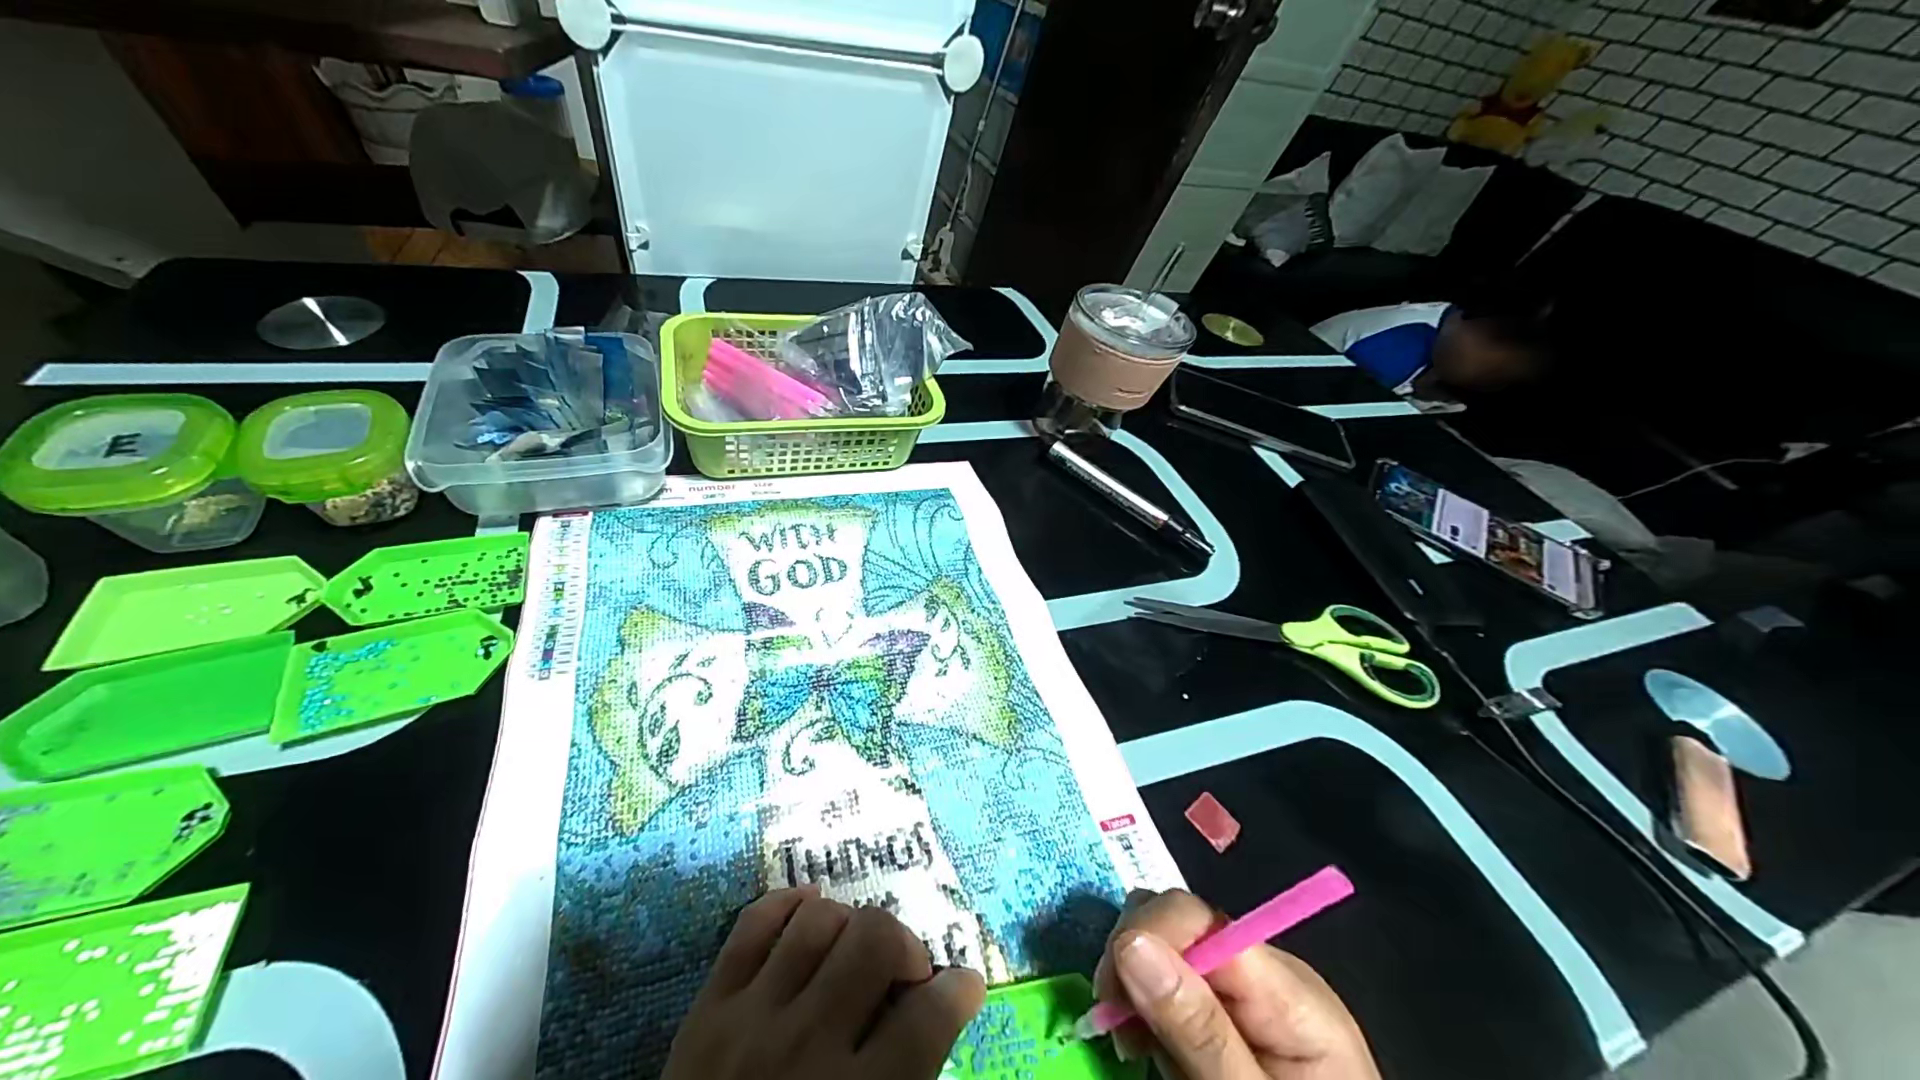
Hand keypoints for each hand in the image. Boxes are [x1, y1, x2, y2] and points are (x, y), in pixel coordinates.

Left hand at [662, 885, 985, 1079]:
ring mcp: (753, 1018)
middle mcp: (809, 1045)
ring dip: (850, 926)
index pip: (930, 1017)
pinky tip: (809, 906)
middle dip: (904, 945)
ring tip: (853, 951)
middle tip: (903, 972)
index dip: (960, 991)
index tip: (964, 986)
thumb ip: (907, 1078)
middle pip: (876, 941)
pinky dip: (787, 902)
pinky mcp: (708, 1006)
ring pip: (819, 920)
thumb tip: (938, 1013)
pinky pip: (753, 923)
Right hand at [1092, 889, 1379, 1079]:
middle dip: (1133, 961)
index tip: (1109, 1001)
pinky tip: (1148, 1043)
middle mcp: (1269, 972)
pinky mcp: (1235, 1013)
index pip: (1198, 917)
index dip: (1143, 938)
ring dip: (1136, 985)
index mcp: (1288, 989)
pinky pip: (1178, 982)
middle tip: (1118, 1033)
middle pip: (1180, 924)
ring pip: (1169, 947)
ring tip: (1135, 1046)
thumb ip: (1198, 1029)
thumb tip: (1130, 941)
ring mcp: (1253, 991)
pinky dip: (1150, 1007)